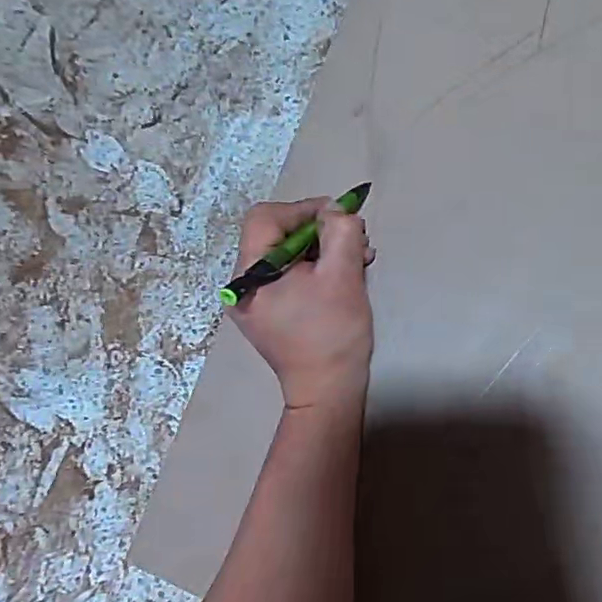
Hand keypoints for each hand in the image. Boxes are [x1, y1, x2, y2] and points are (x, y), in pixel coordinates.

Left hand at [228, 197, 374, 410]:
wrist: (327, 391)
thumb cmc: (332, 334)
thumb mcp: (342, 274)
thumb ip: (340, 231)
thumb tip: (335, 211)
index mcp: (250, 272)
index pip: (267, 218)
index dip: (303, 209)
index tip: (338, 217)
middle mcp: (243, 283)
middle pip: (277, 234)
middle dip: (319, 231)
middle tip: (354, 240)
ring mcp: (254, 300)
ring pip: (287, 255)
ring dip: (323, 249)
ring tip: (358, 258)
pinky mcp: (269, 312)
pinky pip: (290, 276)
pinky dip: (317, 269)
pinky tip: (346, 274)